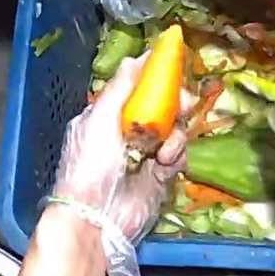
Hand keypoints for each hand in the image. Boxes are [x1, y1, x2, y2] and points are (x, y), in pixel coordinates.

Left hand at [47, 53, 185, 275]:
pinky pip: (178, 154)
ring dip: (174, 132)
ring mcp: (146, 155)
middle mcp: (127, 132)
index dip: (153, 76)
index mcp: (107, 116)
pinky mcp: (161, 176)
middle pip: (161, 106)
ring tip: (165, 147)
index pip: (135, 88)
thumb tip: (137, 57)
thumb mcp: (99, 119)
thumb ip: (120, 88)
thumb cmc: (90, 164)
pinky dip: (176, 154)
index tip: (171, 65)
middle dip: (174, 102)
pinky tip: (166, 162)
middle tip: (184, 103)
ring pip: (174, 129)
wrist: (95, 218)